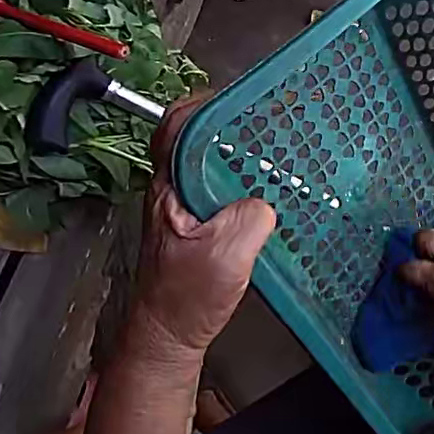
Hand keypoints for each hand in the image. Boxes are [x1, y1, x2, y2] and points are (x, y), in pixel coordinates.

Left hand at [128, 98, 275, 364]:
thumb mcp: (224, 257)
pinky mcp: (194, 223)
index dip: (202, 105)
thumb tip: (265, 204)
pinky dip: (236, 179)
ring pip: (203, 162)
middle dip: (222, 122)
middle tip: (259, 119)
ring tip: (265, 148)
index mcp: (168, 188)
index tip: (235, 99)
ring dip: (230, 152)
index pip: (174, 127)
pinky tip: (260, 189)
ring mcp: (181, 206)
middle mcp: (170, 190)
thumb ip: (248, 221)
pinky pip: (214, 187)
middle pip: (190, 138)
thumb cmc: (184, 299)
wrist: (169, 335)